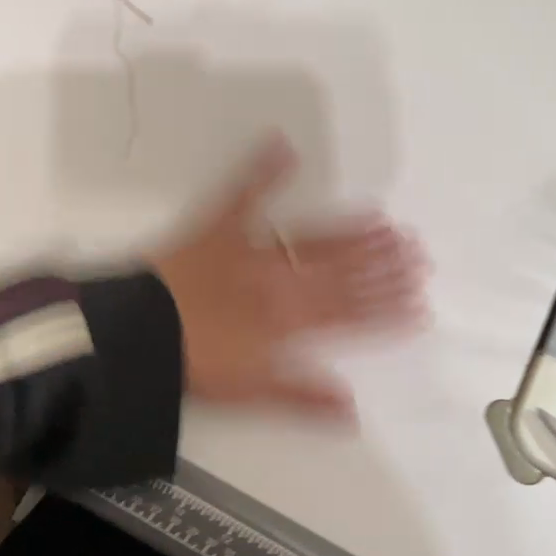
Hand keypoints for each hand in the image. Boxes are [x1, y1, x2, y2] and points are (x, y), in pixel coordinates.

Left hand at [151, 133, 427, 419]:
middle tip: (416, 254)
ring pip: (311, 239)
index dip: (384, 310)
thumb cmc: (190, 364)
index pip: (348, 314)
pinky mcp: (216, 228)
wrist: (138, 334)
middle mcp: (278, 281)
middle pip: (339, 273)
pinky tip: (283, 143)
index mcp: (287, 321)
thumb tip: (351, 411)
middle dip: (381, 266)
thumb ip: (301, 397)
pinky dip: (263, 167)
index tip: (416, 305)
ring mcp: (250, 251)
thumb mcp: (247, 390)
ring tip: (383, 220)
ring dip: (350, 232)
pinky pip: (243, 192)